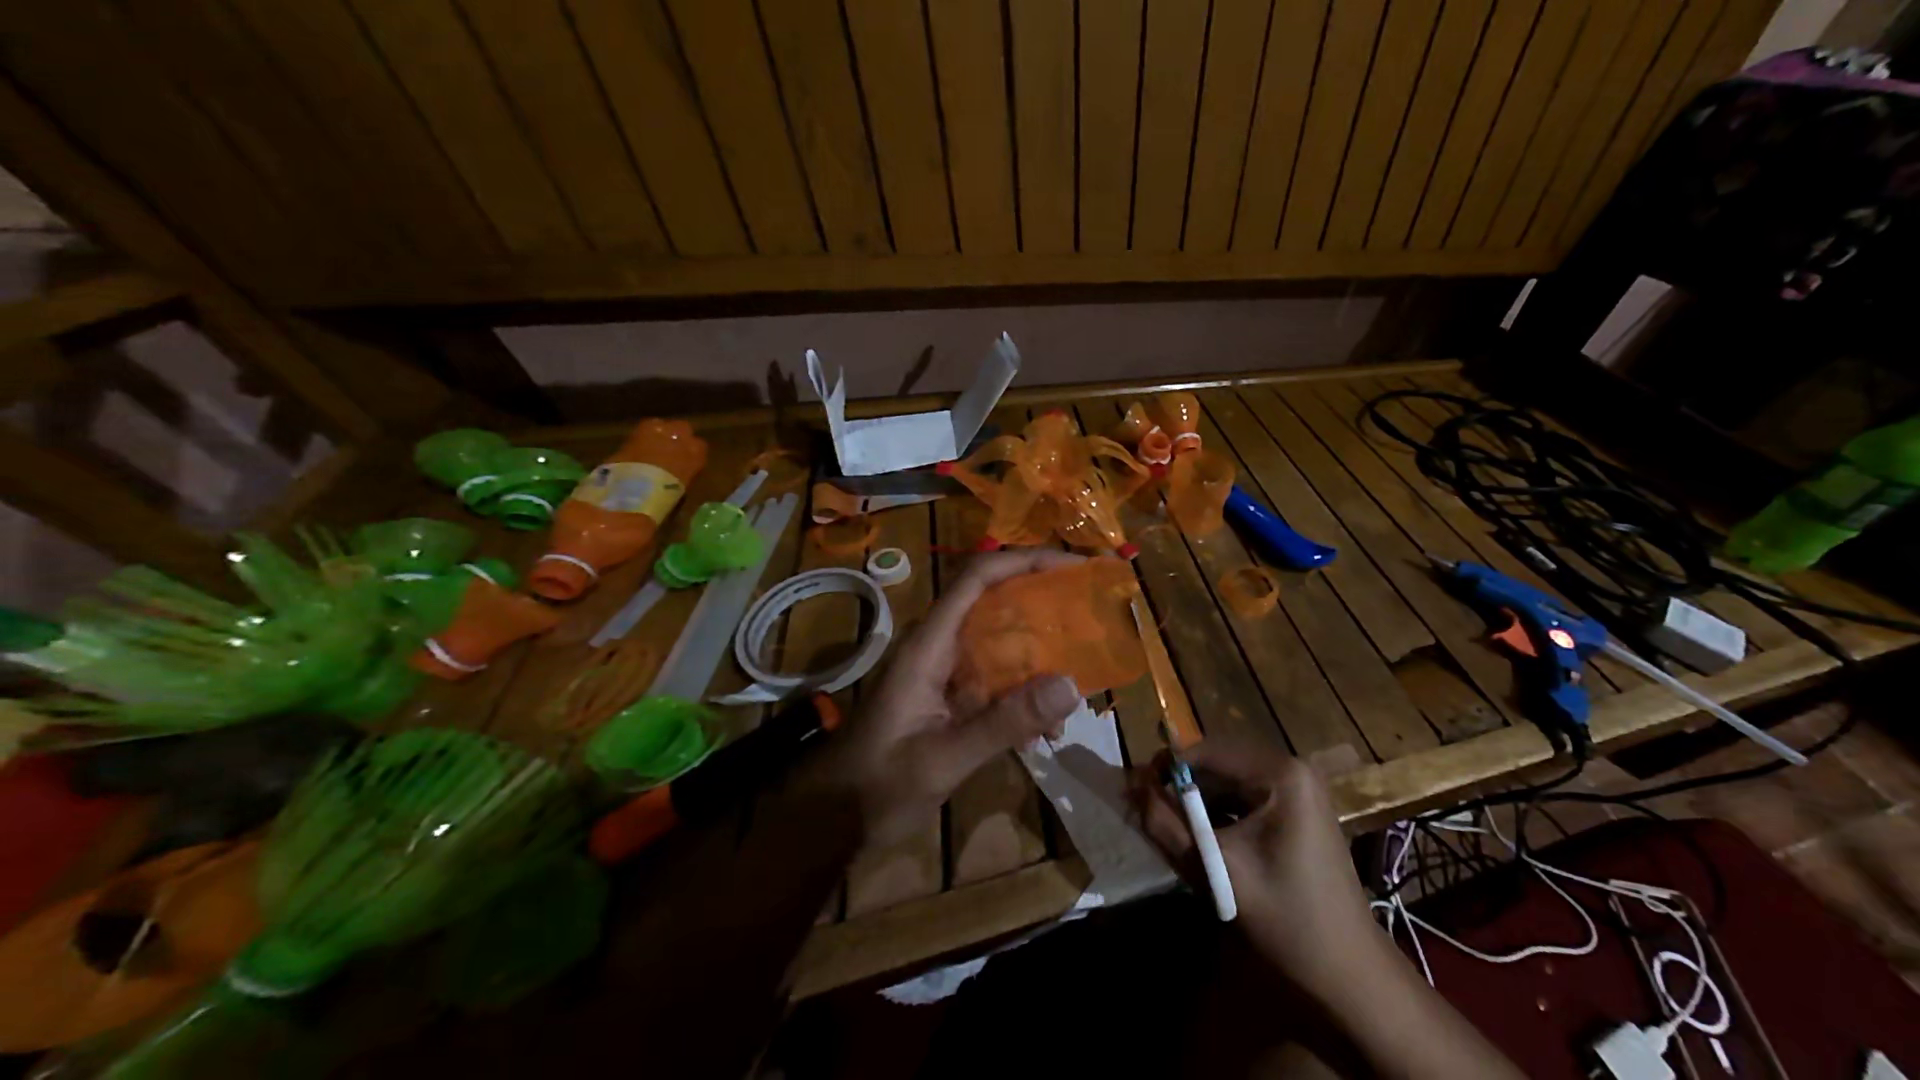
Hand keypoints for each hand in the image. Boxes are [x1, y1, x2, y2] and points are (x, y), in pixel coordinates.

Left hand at [827, 549, 1087, 847]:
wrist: (835, 817)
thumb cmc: (879, 784)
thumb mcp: (943, 758)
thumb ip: (1004, 723)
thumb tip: (1071, 684)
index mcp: (928, 645)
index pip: (977, 581)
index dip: (1024, 562)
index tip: (1073, 565)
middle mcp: (937, 649)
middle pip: (993, 604)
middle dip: (1042, 601)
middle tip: (1092, 608)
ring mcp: (943, 675)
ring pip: (999, 645)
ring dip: (1040, 654)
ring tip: (1084, 669)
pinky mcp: (948, 702)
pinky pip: (994, 683)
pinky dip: (1024, 696)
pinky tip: (1048, 729)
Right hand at [1135, 739, 1389, 998]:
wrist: (1346, 971)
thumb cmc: (1284, 916)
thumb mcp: (1213, 867)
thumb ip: (1165, 823)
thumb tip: (1130, 784)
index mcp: (1280, 773)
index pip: (1206, 750)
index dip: (1166, 769)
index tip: (1135, 793)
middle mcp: (1292, 767)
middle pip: (1217, 762)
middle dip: (1181, 786)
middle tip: (1150, 813)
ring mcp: (1298, 787)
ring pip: (1227, 779)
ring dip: (1197, 801)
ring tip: (1171, 829)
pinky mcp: (1297, 808)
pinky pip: (1244, 796)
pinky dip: (1218, 812)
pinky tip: (1202, 840)